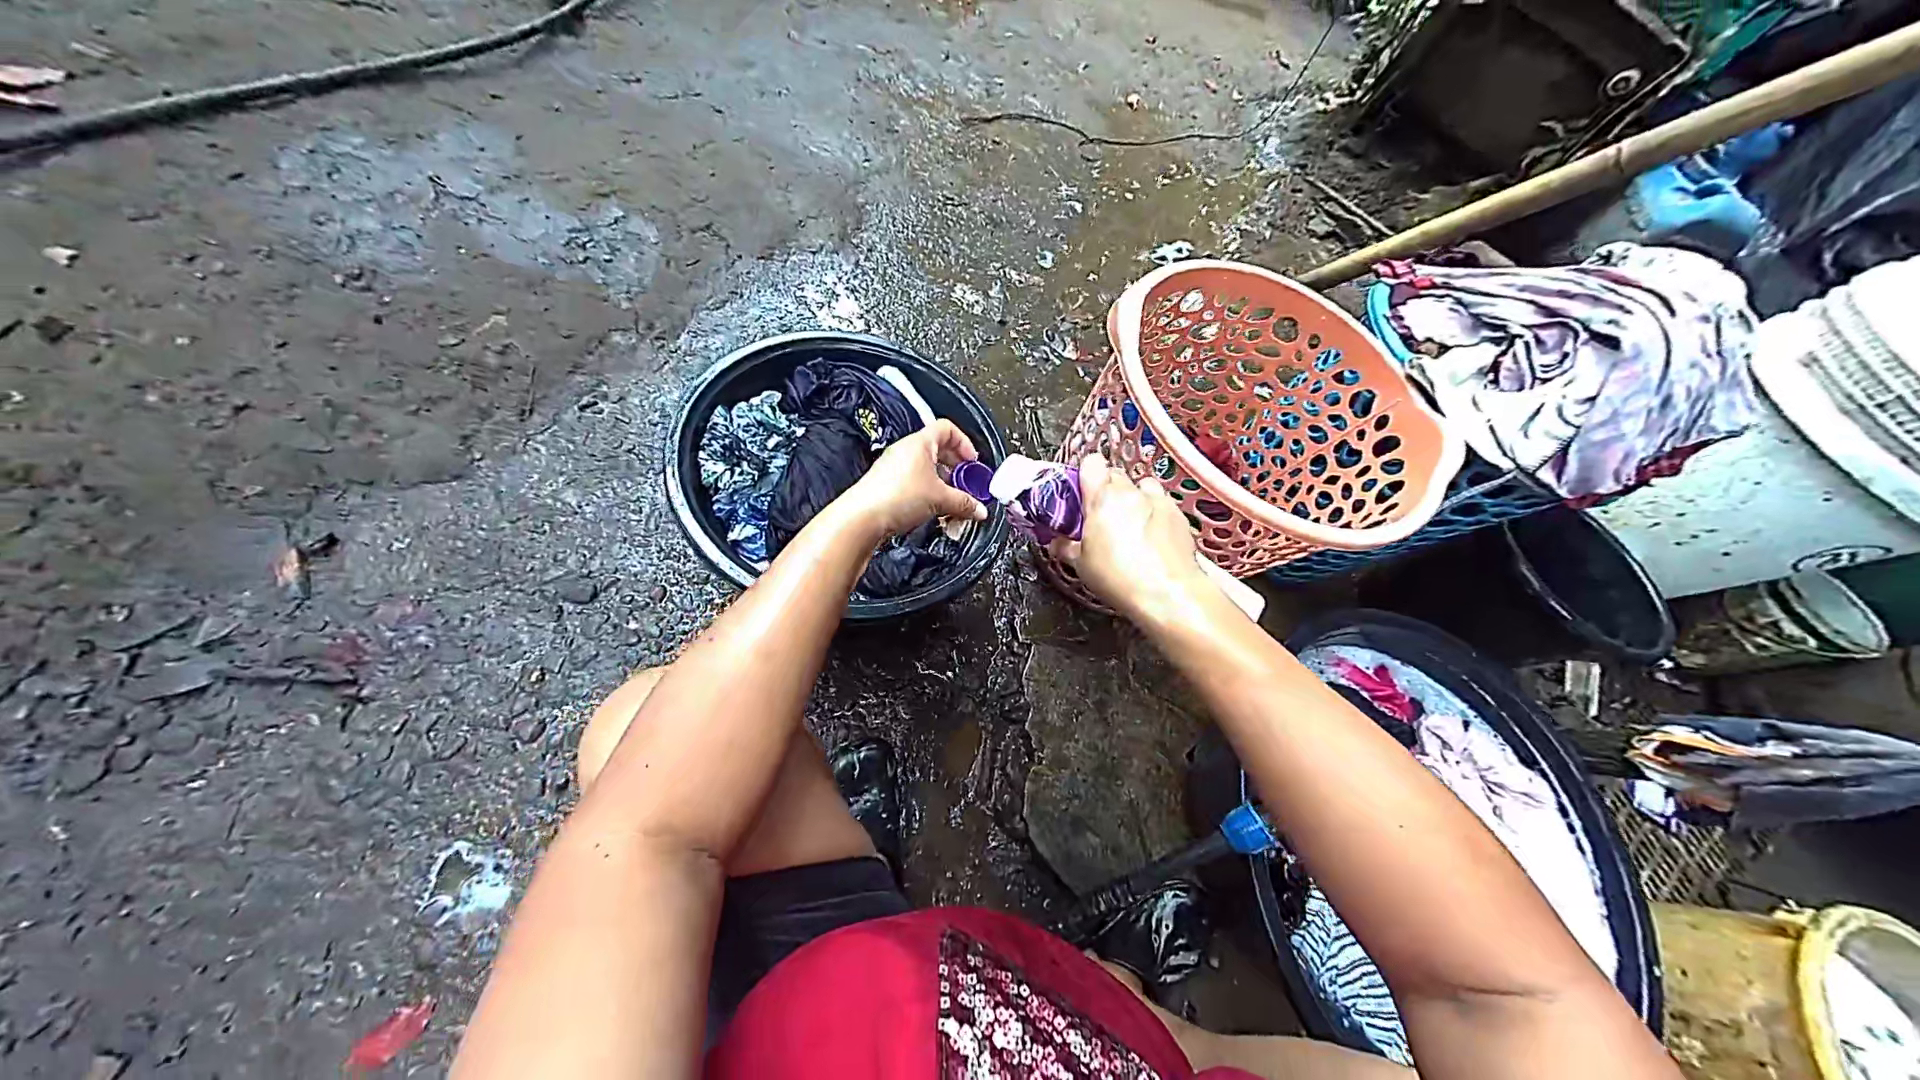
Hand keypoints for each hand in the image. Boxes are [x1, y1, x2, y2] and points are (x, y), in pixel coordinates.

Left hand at [835, 419, 987, 538]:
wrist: (863, 517)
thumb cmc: (895, 497)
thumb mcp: (941, 498)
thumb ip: (965, 502)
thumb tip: (979, 509)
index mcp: (920, 443)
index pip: (947, 429)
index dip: (964, 443)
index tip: (972, 463)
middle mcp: (906, 451)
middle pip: (939, 451)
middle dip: (956, 469)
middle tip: (967, 484)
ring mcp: (895, 468)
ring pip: (927, 471)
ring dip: (944, 486)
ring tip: (953, 503)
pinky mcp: (888, 486)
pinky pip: (915, 485)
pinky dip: (929, 495)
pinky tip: (935, 512)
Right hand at [1048, 454, 1205, 624]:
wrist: (1167, 594)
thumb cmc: (1121, 578)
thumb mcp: (1081, 565)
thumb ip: (1066, 547)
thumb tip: (1058, 544)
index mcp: (1102, 498)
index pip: (1091, 463)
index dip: (1085, 474)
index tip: (1081, 491)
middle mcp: (1131, 493)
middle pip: (1116, 475)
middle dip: (1108, 491)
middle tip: (1101, 516)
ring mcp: (1158, 501)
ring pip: (1142, 487)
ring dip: (1134, 500)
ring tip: (1129, 525)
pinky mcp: (1178, 515)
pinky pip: (1162, 505)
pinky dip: (1155, 515)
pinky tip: (1151, 538)